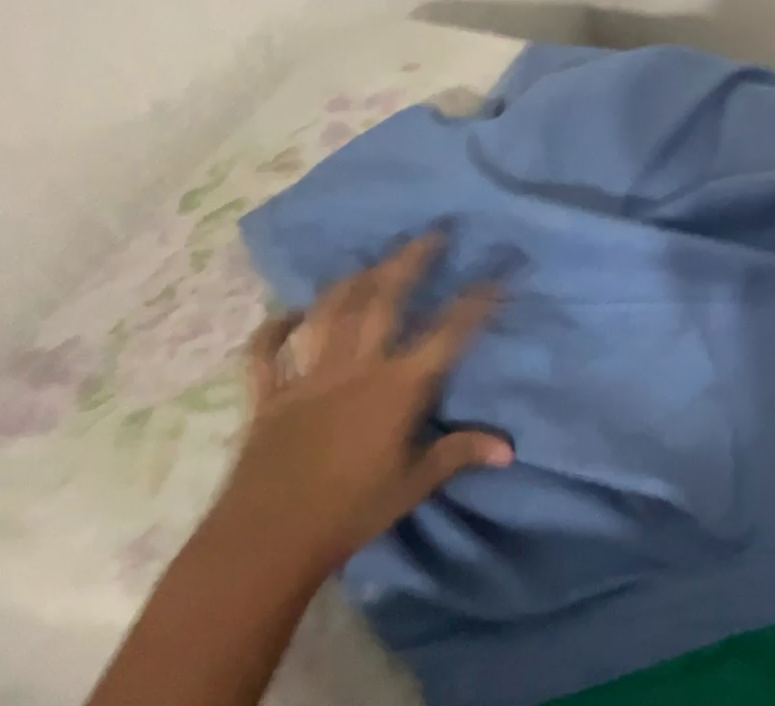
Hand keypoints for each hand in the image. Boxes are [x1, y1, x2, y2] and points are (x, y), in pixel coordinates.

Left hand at [211, 234, 514, 577]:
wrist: (264, 540)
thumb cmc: (351, 512)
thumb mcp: (415, 483)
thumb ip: (460, 453)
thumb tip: (510, 449)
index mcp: (397, 388)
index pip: (447, 333)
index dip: (476, 302)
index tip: (498, 275)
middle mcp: (355, 369)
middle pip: (384, 301)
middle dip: (410, 263)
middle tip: (431, 234)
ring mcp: (306, 378)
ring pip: (329, 314)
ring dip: (351, 282)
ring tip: (371, 260)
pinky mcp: (267, 397)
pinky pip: (264, 353)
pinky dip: (273, 329)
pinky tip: (287, 313)